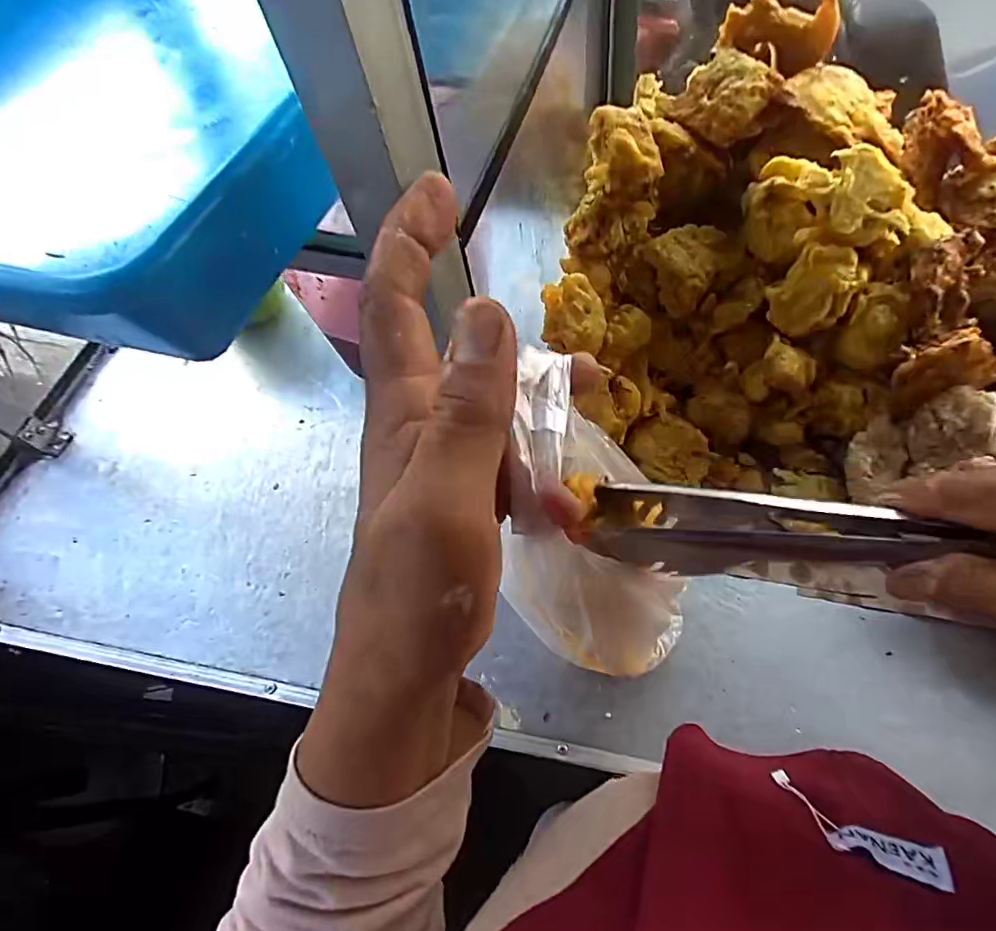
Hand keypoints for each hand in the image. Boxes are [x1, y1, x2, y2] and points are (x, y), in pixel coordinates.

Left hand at [300, 174, 511, 807]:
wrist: (404, 677)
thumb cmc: (418, 592)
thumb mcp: (447, 495)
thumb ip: (468, 409)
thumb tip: (489, 312)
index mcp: (401, 417)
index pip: (397, 307)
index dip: (411, 241)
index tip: (438, 188)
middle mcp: (413, 434)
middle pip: (453, 354)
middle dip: (506, 334)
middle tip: (573, 343)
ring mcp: (437, 474)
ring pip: (490, 413)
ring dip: (538, 408)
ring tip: (598, 406)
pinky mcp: (460, 512)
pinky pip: (503, 468)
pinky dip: (537, 470)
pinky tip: (567, 505)